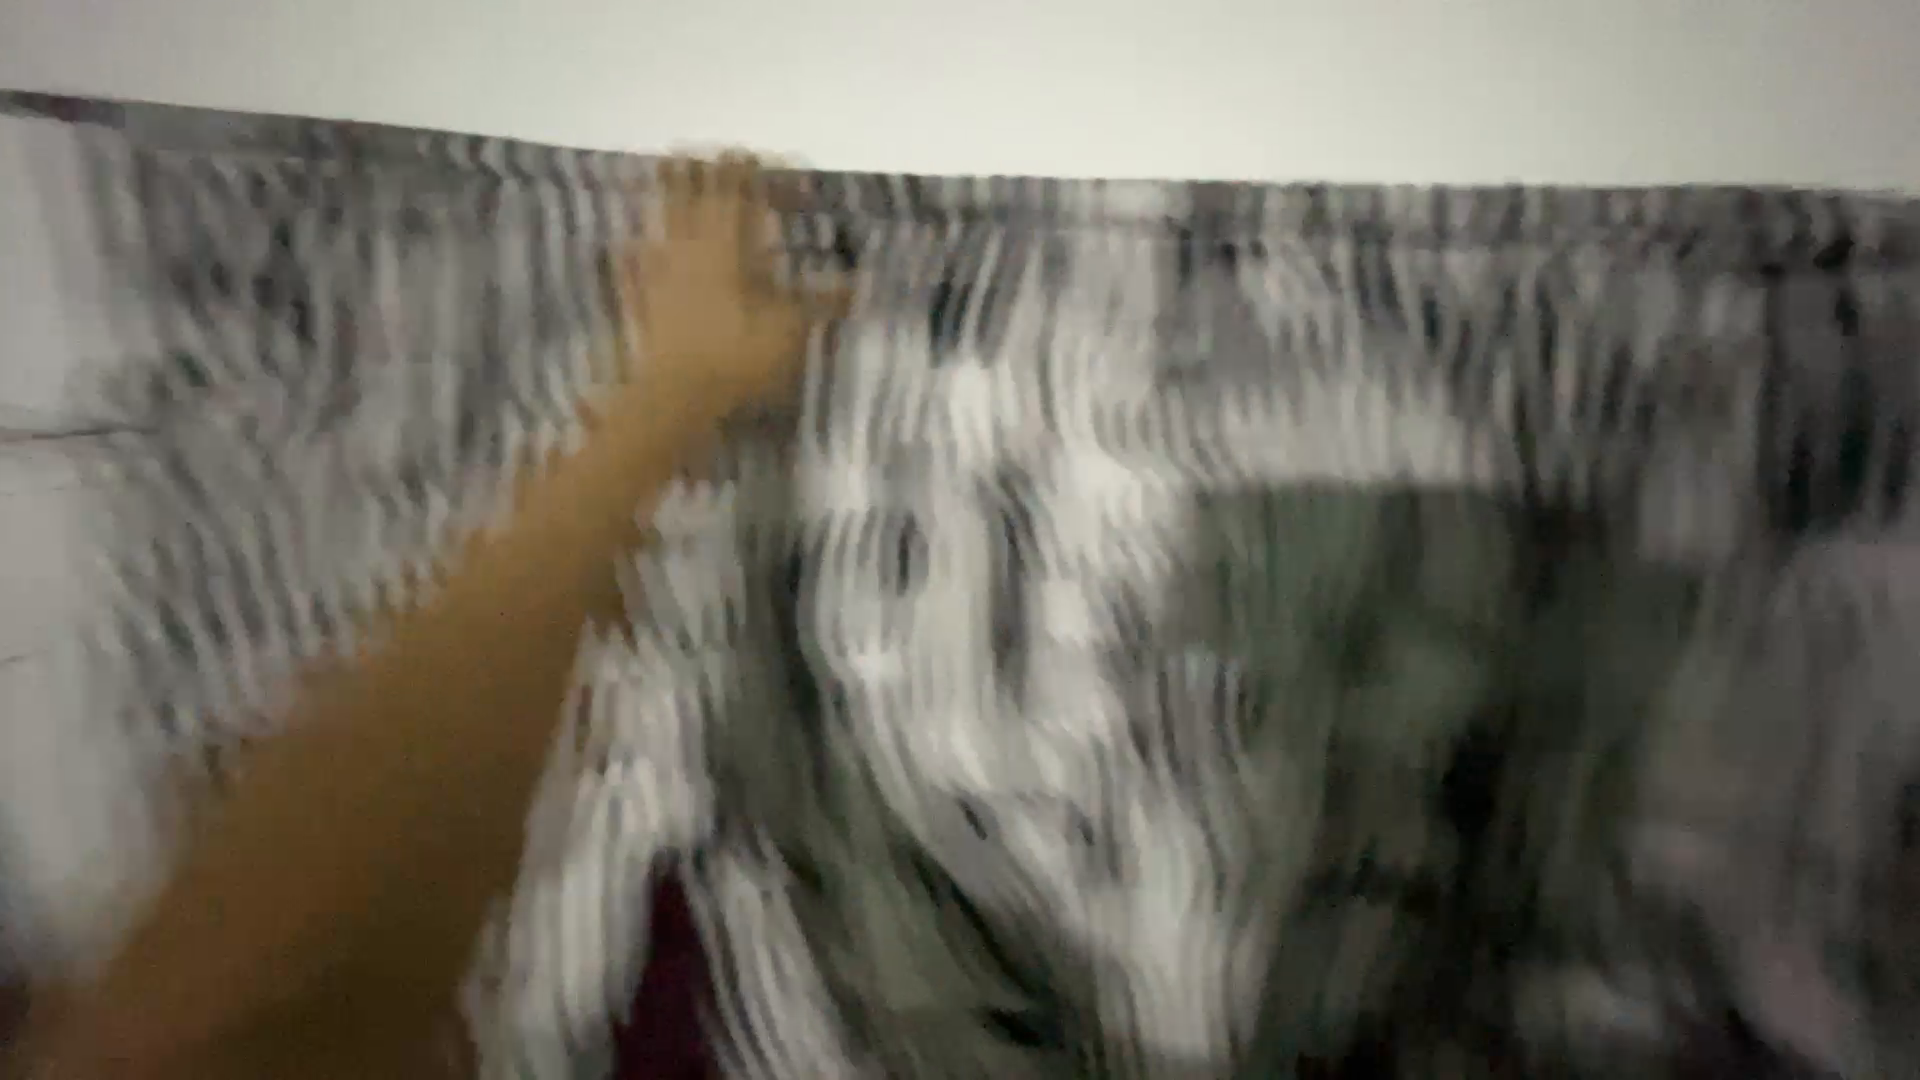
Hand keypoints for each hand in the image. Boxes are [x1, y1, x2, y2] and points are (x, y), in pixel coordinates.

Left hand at [615, 152, 850, 421]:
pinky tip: (638, 238)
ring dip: (672, 186)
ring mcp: (658, 262)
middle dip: (711, 166)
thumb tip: (856, 284)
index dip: (761, 171)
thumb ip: (821, 301)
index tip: (777, 167)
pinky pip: (634, 251)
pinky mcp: (639, 290)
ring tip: (678, 172)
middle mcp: (690, 239)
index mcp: (729, 240)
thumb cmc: (739, 357)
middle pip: (693, 183)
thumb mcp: (791, 330)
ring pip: (660, 207)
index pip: (744, 186)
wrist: (676, 395)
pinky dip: (640, 236)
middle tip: (723, 158)